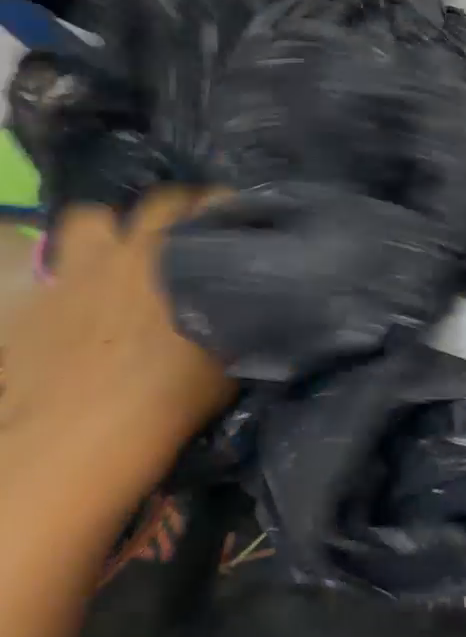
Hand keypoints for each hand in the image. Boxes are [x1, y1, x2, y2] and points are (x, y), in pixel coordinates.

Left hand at [0, 191, 232, 491]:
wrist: (83, 433)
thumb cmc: (176, 390)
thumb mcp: (238, 342)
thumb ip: (245, 302)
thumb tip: (268, 286)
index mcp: (178, 254)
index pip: (208, 203)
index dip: (229, 206)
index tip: (245, 220)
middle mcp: (124, 250)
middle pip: (150, 204)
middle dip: (173, 211)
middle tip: (193, 233)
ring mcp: (69, 274)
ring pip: (85, 222)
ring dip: (108, 231)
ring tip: (128, 252)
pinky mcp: (26, 303)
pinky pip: (42, 266)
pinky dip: (64, 271)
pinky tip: (83, 293)